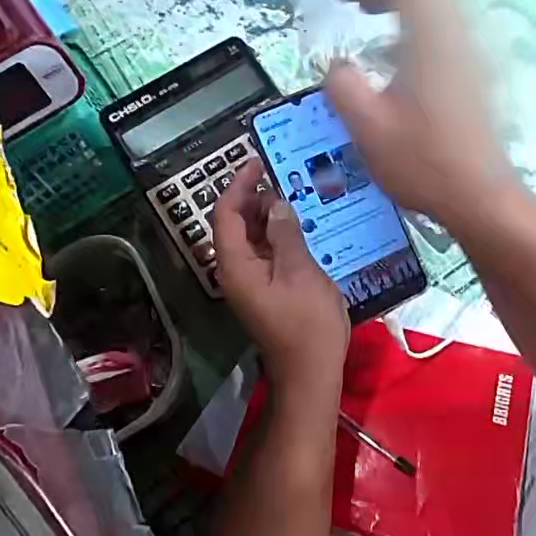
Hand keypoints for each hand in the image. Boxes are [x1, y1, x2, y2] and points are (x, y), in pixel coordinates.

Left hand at [212, 159, 349, 384]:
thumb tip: (275, 204)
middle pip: (234, 225)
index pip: (226, 215)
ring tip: (292, 196)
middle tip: (281, 177)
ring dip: (265, 216)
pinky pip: (263, 255)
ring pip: (250, 240)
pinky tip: (297, 228)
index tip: (256, 162)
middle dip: (252, 198)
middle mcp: (235, 272)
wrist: (310, 373)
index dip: (237, 185)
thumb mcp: (300, 272)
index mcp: (235, 266)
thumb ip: (285, 234)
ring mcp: (249, 284)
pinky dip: (275, 236)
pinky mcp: (264, 291)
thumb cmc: (307, 323)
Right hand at [324, 0, 517, 225]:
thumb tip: (336, 68)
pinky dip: (416, 33)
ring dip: (402, 8)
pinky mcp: (476, 77)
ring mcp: (472, 56)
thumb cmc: (423, 161)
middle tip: (355, 5)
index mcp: (431, 36)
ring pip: (438, 8)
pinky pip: (445, 34)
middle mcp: (457, 36)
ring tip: (371, 30)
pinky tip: (396, 67)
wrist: (479, 196)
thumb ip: (341, 86)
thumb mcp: (366, 127)